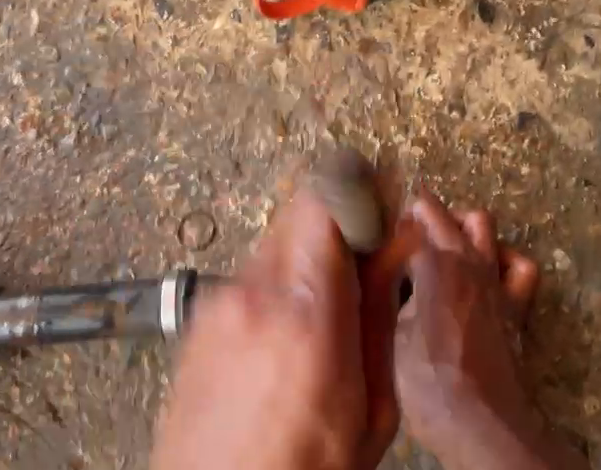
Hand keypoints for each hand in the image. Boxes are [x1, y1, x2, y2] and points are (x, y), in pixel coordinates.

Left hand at [152, 187, 394, 469]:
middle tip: (364, 259)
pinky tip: (289, 332)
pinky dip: (279, 281)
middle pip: (304, 207)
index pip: (329, 197)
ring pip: (279, 236)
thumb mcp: (370, 409)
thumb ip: (381, 312)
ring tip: (327, 308)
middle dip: (341, 221)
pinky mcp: (200, 315)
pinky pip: (251, 271)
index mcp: (307, 316)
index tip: (384, 209)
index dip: (363, 191)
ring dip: (310, 252)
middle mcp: (255, 295)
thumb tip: (400, 245)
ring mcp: (220, 302)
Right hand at [375, 193, 583, 469]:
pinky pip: (519, 265)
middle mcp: (466, 258)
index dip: (387, 229)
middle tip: (399, 234)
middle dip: (419, 215)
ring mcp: (495, 278)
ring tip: (442, 243)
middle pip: (441, 214)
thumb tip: (389, 272)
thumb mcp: (391, 332)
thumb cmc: (426, 380)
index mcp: (432, 261)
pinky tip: (488, 270)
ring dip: (460, 224)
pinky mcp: (515, 302)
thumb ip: (392, 291)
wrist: (480, 422)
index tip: (375, 239)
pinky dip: (504, 258)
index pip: (405, 224)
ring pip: (482, 223)